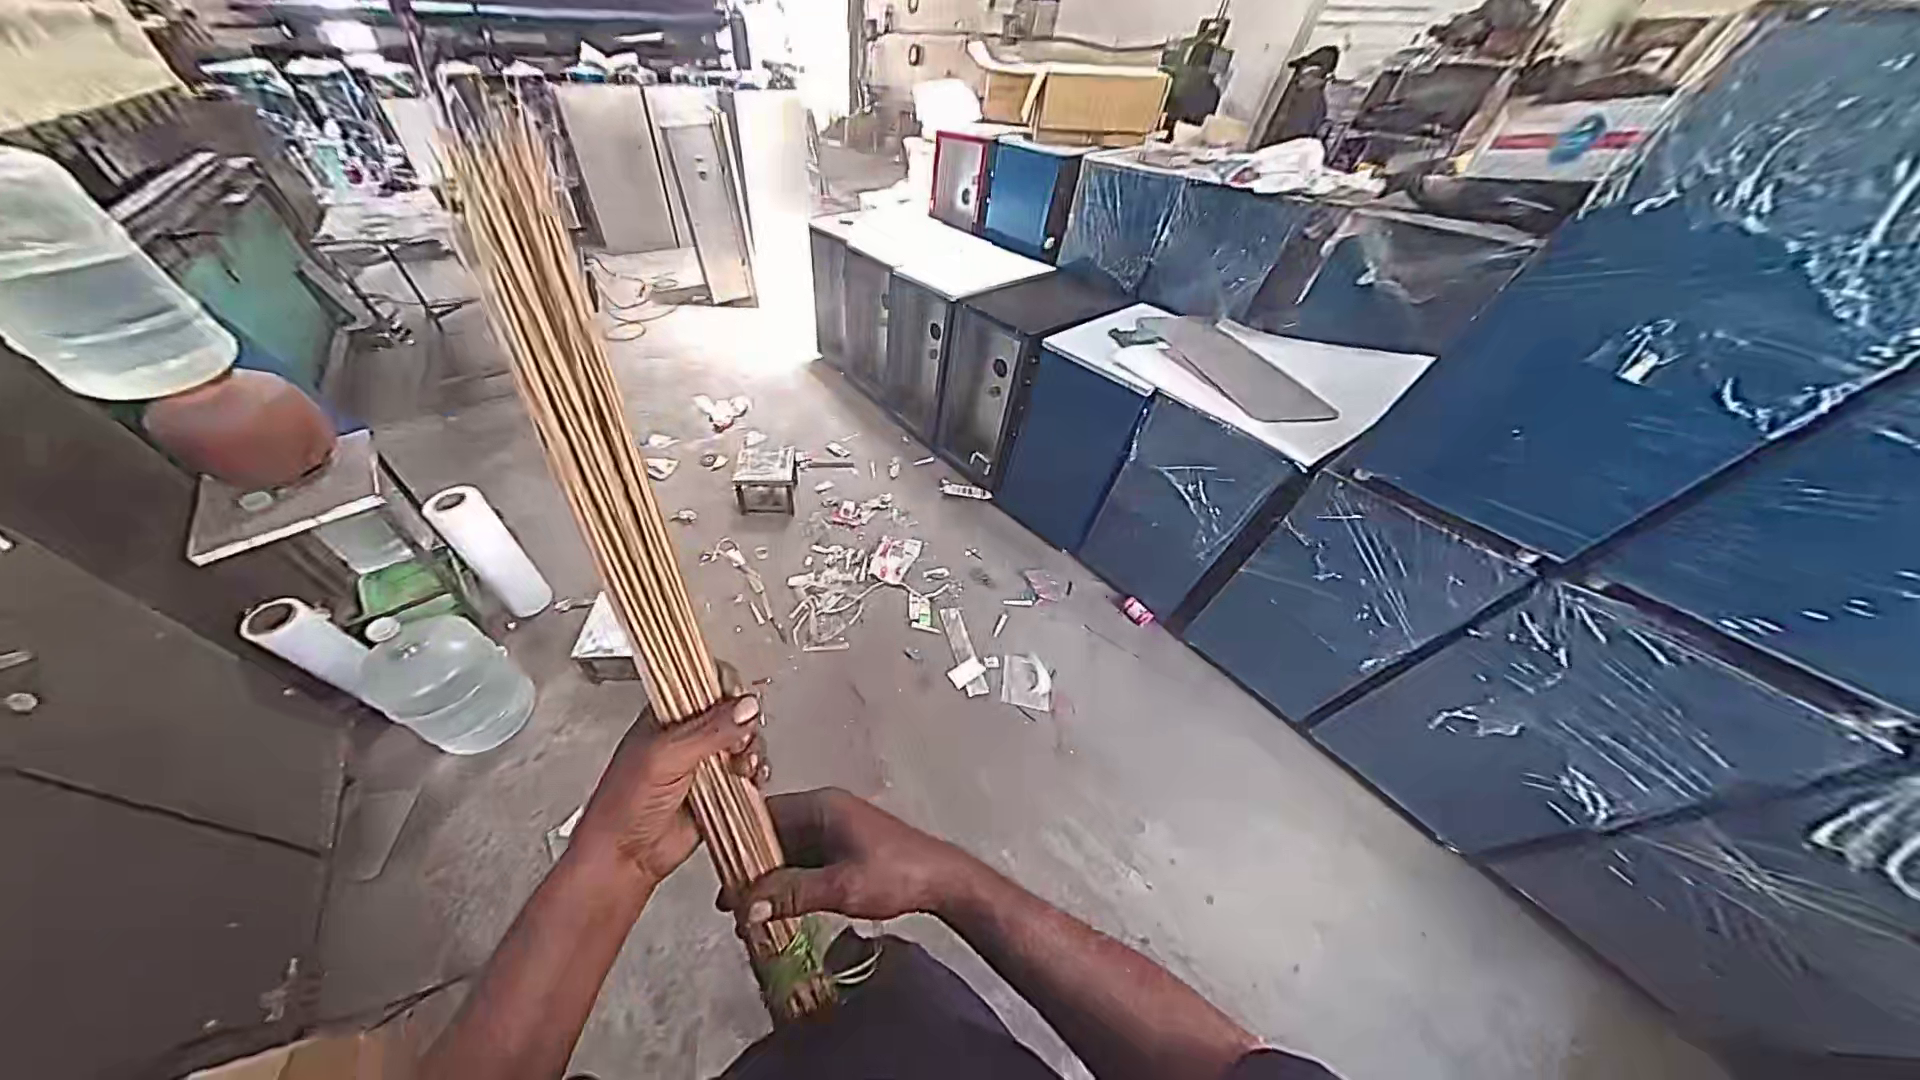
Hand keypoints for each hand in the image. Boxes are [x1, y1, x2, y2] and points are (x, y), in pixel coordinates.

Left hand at [568, 689, 767, 889]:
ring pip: (746, 736)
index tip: (736, 703)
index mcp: (669, 712)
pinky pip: (751, 766)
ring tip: (742, 764)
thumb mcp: (665, 757)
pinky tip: (752, 778)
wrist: (625, 859)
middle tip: (736, 742)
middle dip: (745, 722)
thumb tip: (747, 706)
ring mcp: (707, 757)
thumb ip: (709, 730)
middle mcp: (690, 730)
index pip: (705, 679)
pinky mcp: (722, 783)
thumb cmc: (625, 805)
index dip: (726, 687)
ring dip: (752, 748)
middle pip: (734, 707)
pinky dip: (758, 770)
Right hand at [724, 787, 980, 925]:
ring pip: (787, 849)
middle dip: (751, 866)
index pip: (767, 812)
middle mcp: (825, 810)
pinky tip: (774, 909)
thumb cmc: (893, 873)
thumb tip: (745, 907)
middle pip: (774, 832)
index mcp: (823, 806)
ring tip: (743, 914)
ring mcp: (834, 828)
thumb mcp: (841, 886)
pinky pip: (803, 859)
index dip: (739, 838)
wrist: (939, 879)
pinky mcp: (842, 847)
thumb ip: (792, 894)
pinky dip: (787, 881)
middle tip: (726, 902)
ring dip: (768, 878)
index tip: (717, 868)